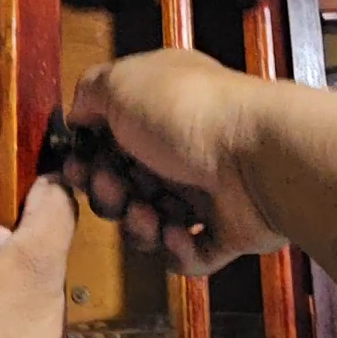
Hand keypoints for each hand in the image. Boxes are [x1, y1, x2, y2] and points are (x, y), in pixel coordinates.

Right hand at [65, 49, 286, 274]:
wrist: (259, 156)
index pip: (111, 139)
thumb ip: (91, 92)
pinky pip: (189, 254)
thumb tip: (78, 113)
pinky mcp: (228, 231)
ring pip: (152, 224)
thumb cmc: (189, 113)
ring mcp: (207, 191)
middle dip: (110, 194)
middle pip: (127, 185)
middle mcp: (181, 148)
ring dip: (139, 226)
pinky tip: (177, 233)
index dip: (88, 158)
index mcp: (159, 109)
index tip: (77, 167)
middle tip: (115, 190)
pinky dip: (177, 251)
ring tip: (150, 216)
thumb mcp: (123, 82)